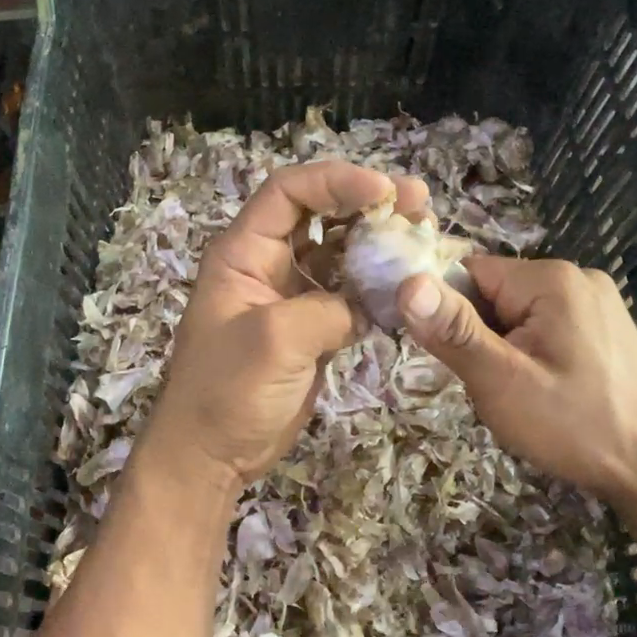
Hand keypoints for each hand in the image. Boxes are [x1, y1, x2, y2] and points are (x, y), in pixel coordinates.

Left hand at [146, 162, 428, 491]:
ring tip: (423, 235)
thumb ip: (328, 309)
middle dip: (368, 203)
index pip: (289, 192)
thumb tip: (373, 302)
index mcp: (243, 252)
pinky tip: (410, 285)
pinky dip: (379, 288)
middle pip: (321, 215)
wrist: (213, 455)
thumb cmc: (227, 391)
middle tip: (418, 201)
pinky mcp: (313, 328)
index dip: (336, 181)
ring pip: (341, 253)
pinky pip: (351, 295)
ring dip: (379, 242)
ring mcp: (292, 297)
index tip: (384, 190)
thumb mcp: (275, 340)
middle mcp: (268, 264)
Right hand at [396, 257, 636, 510]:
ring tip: (525, 395)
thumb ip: (453, 331)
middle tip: (497, 387)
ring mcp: (598, 303)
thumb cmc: (576, 425)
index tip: (459, 361)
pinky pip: (547, 328)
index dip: (452, 316)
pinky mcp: (607, 328)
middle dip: (483, 338)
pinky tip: (549, 392)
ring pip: (518, 315)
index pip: (469, 274)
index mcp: (551, 279)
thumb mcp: (502, 381)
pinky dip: (534, 356)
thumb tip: (405, 283)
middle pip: (494, 294)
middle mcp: (577, 277)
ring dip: (506, 351)